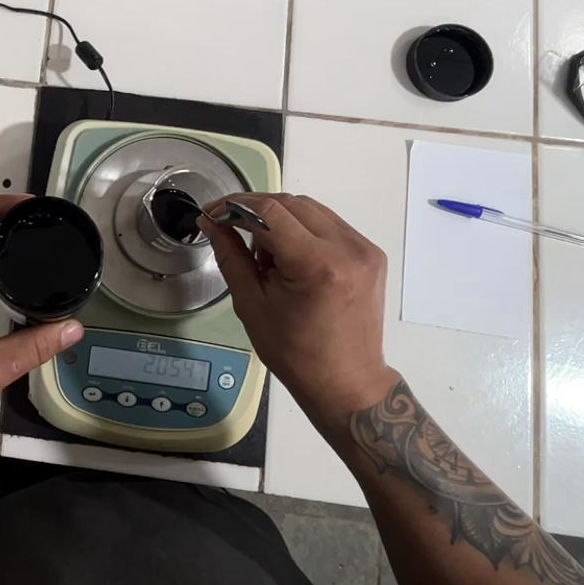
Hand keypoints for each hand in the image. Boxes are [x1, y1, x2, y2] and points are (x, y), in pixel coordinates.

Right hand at [198, 192, 396, 424]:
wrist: (346, 380)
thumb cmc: (294, 351)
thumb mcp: (250, 303)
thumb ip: (231, 255)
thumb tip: (213, 222)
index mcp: (316, 266)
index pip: (269, 212)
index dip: (234, 207)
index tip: (211, 214)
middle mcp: (347, 249)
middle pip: (290, 204)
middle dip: (252, 209)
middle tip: (227, 227)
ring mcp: (363, 248)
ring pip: (309, 209)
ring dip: (277, 217)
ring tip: (261, 250)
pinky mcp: (371, 252)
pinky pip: (327, 223)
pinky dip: (300, 228)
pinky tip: (287, 254)